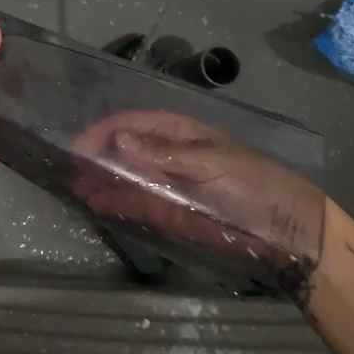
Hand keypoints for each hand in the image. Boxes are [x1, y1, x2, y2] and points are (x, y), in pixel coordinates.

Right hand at [71, 109, 325, 283]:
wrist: (284, 229)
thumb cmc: (251, 183)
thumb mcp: (208, 163)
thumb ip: (161, 154)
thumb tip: (118, 139)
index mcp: (175, 131)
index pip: (129, 124)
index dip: (102, 133)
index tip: (79, 149)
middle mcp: (164, 154)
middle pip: (121, 150)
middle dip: (96, 158)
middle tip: (69, 172)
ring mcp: (165, 184)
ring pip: (123, 178)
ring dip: (100, 182)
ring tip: (76, 190)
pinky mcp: (168, 212)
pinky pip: (135, 203)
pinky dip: (115, 203)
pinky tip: (96, 203)